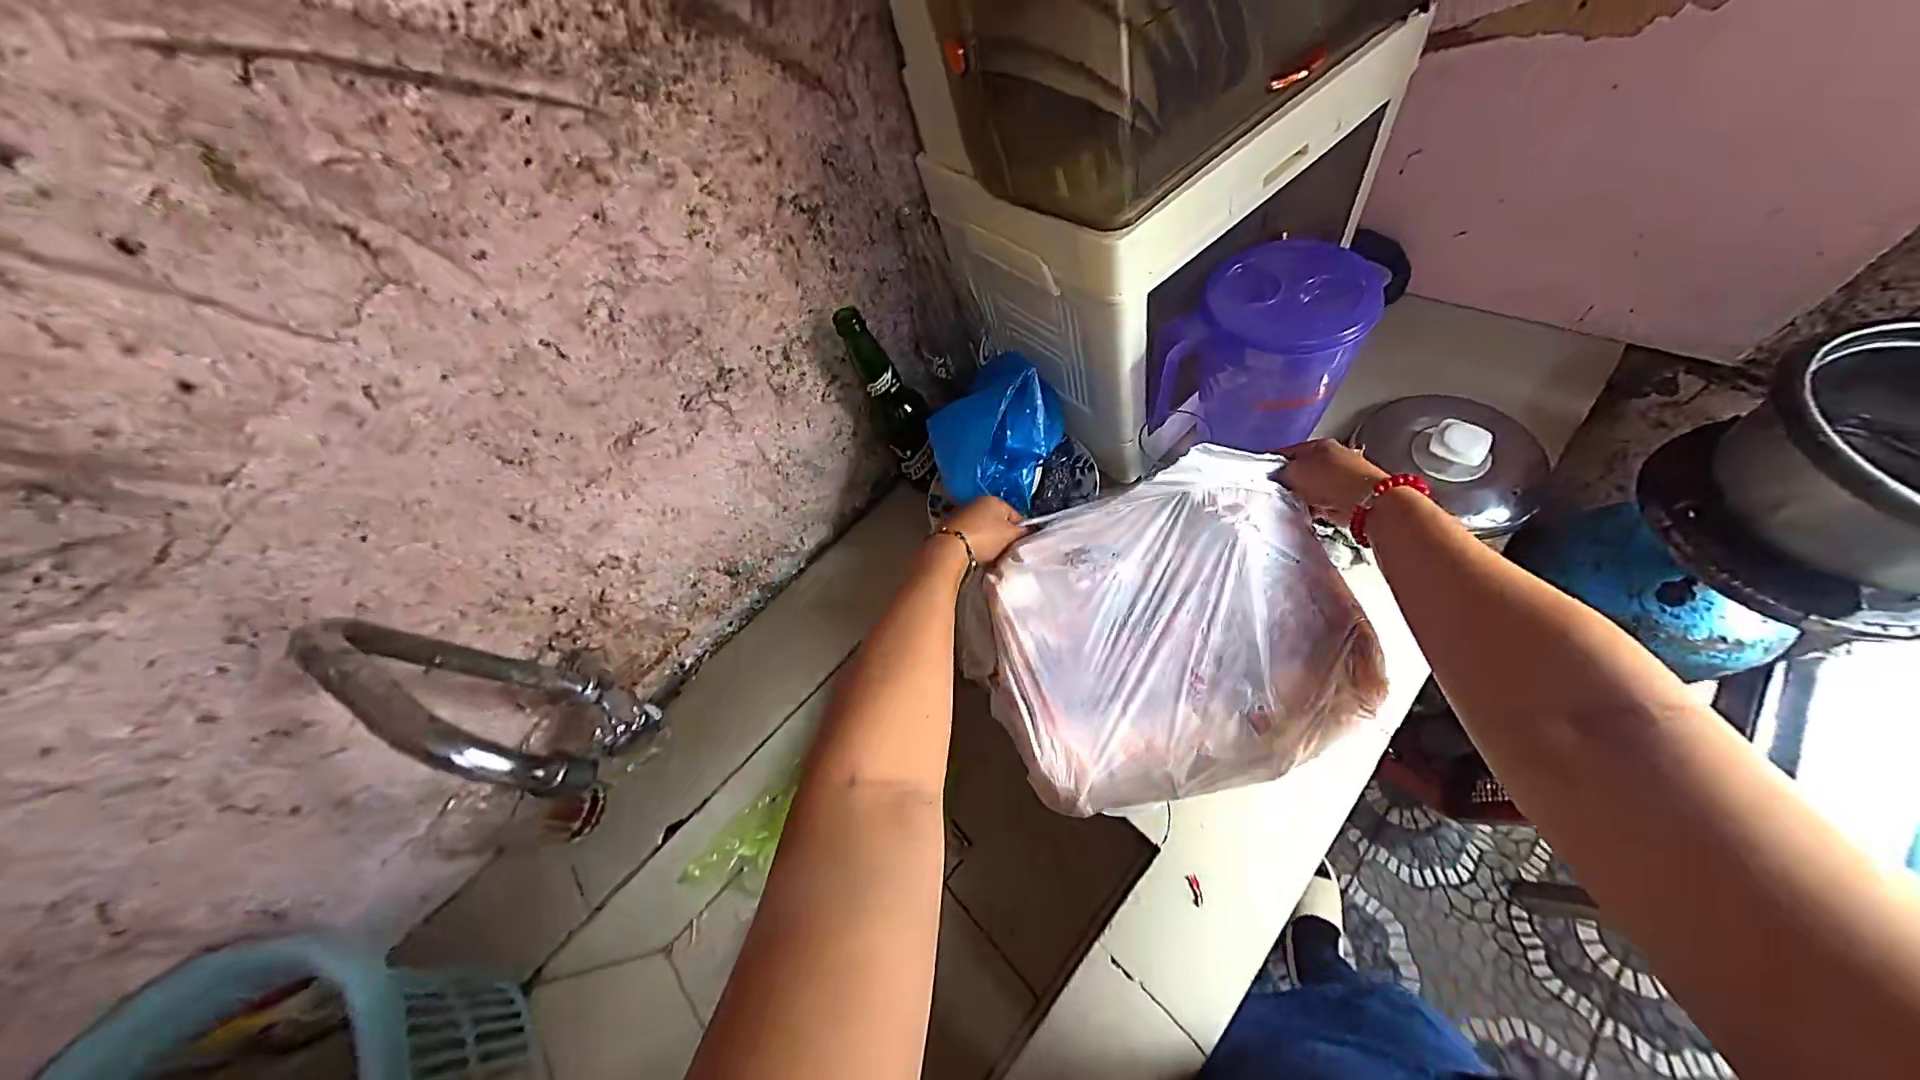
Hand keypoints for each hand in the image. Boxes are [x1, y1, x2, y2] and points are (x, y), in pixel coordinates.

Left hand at [940, 496, 1026, 563]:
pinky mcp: (951, 525)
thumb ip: (1023, 532)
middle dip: (1003, 538)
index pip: (1015, 515)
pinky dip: (975, 544)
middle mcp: (977, 502)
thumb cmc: (985, 538)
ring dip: (989, 542)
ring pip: (984, 530)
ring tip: (991, 557)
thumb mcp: (1010, 535)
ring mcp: (963, 513)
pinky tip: (976, 555)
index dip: (1020, 531)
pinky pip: (970, 535)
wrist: (951, 547)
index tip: (1019, 546)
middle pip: (998, 522)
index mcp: (994, 500)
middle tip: (1006, 553)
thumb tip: (1030, 530)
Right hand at [1272, 439, 1388, 517]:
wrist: (1364, 503)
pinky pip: (1324, 503)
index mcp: (1320, 444)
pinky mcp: (1351, 496)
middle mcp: (1335, 456)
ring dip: (1304, 497)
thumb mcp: (1292, 472)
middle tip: (1281, 493)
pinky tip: (1312, 513)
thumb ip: (1280, 472)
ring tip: (1298, 504)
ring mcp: (1345, 476)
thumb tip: (1276, 476)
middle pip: (1303, 470)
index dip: (1273, 464)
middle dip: (1291, 483)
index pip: (1289, 452)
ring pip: (1313, 488)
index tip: (1263, 475)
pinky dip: (1317, 508)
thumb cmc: (1329, 481)